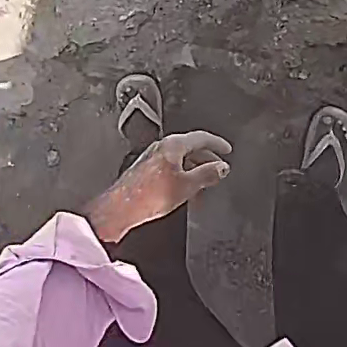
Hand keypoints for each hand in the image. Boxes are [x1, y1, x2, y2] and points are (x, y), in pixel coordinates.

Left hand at [81, 131, 232, 242]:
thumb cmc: (148, 196)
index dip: (217, 144)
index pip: (201, 137)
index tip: (226, 150)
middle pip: (191, 147)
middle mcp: (161, 147)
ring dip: (196, 170)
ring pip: (181, 159)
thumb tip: (221, 168)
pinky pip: (172, 168)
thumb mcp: (187, 186)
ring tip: (206, 185)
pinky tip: (186, 192)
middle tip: (219, 169)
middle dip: (207, 159)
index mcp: (172, 145)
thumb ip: (207, 174)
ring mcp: (153, 158)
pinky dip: (184, 176)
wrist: (120, 209)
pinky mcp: (147, 171)